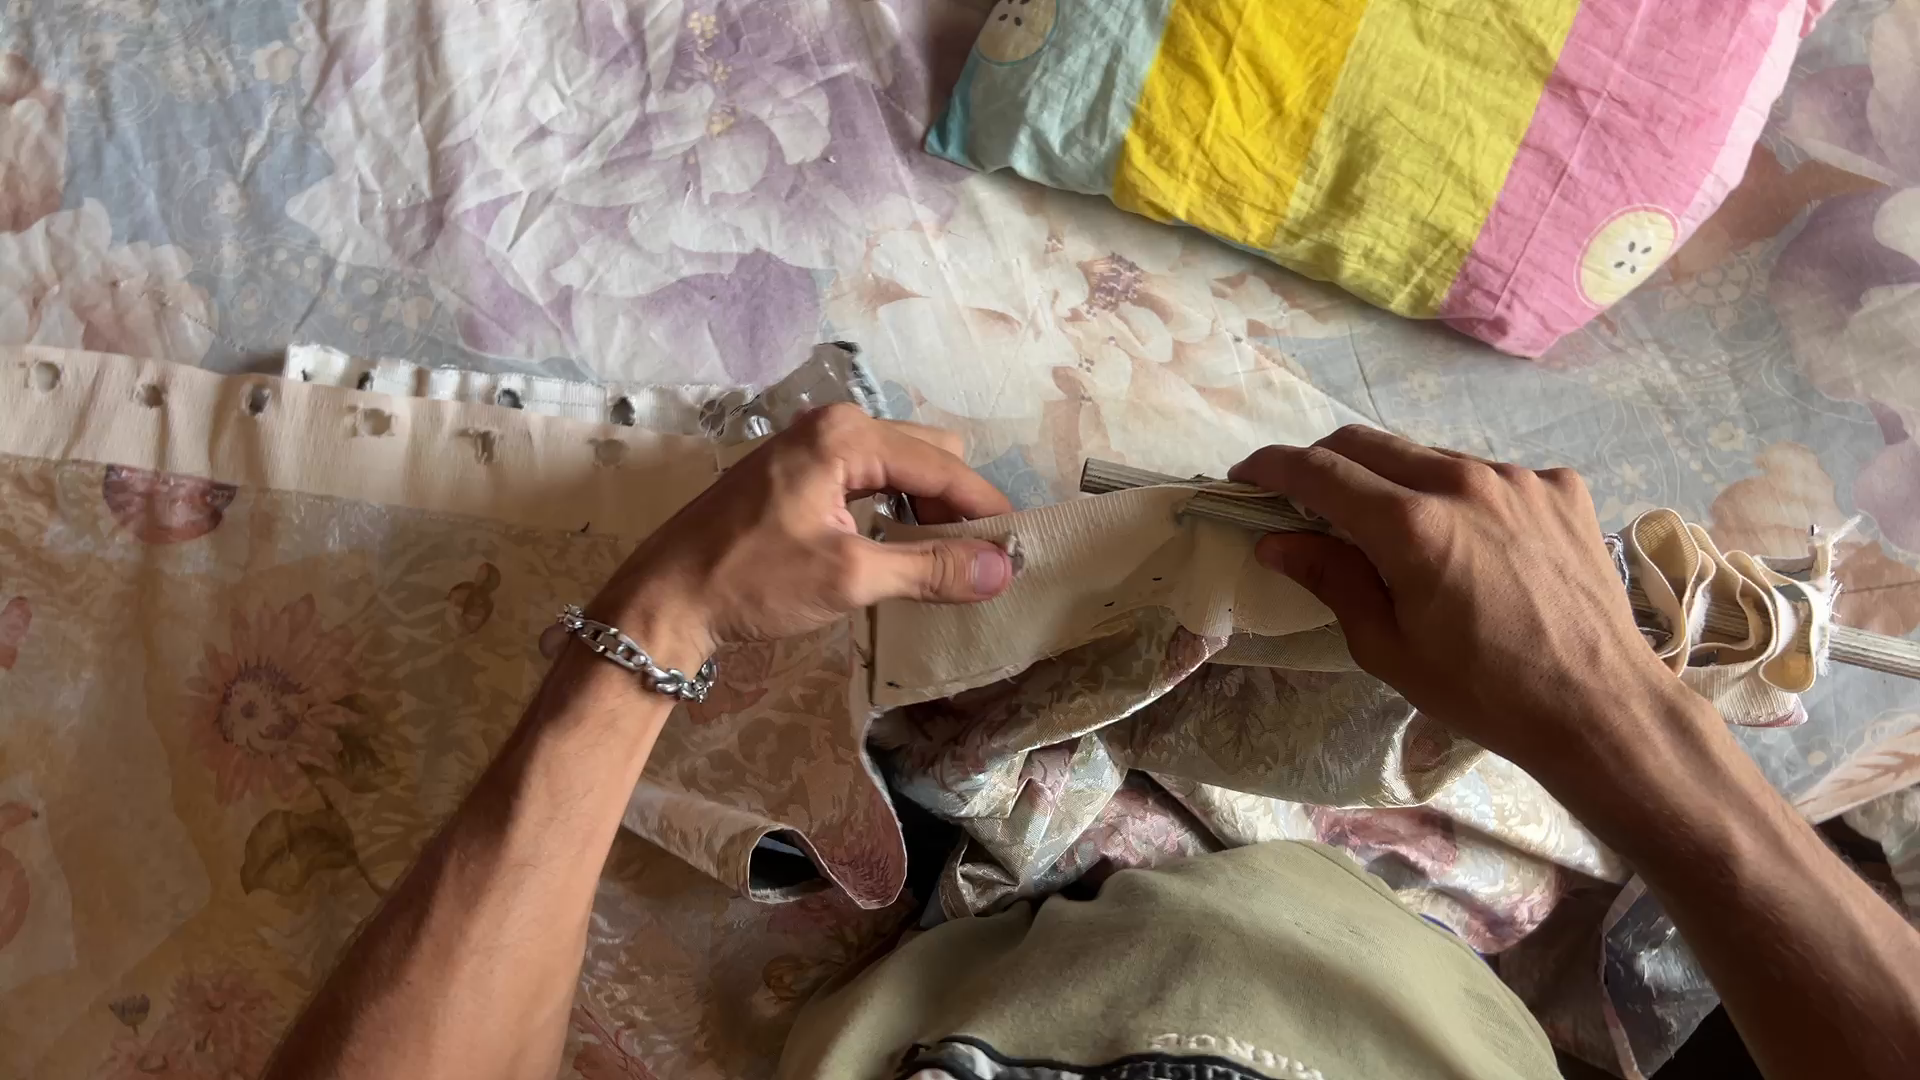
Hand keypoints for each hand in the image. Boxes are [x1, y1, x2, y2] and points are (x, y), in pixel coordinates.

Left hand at [589, 404, 1014, 667]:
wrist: (665, 599)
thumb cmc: (753, 581)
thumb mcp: (850, 576)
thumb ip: (930, 569)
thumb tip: (1001, 570)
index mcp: (847, 436)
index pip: (943, 466)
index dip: (985, 508)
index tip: (1017, 547)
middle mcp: (834, 425)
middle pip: (928, 453)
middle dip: (957, 504)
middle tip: (974, 557)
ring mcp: (813, 443)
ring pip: (901, 464)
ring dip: (928, 506)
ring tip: (942, 557)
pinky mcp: (800, 469)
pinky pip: (871, 477)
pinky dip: (897, 507)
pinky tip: (900, 543)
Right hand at [1229, 426, 1685, 775]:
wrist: (1603, 708)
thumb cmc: (1479, 689)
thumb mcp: (1383, 644)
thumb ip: (1328, 577)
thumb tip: (1274, 541)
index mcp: (1412, 526)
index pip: (1318, 471)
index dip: (1270, 467)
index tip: (1244, 477)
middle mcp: (1463, 482)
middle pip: (1364, 443)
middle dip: (1318, 461)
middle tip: (1298, 496)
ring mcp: (1518, 478)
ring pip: (1422, 454)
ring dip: (1384, 477)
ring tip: (1383, 524)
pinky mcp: (1558, 487)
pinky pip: (1480, 472)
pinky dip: (1448, 492)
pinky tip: (1460, 534)